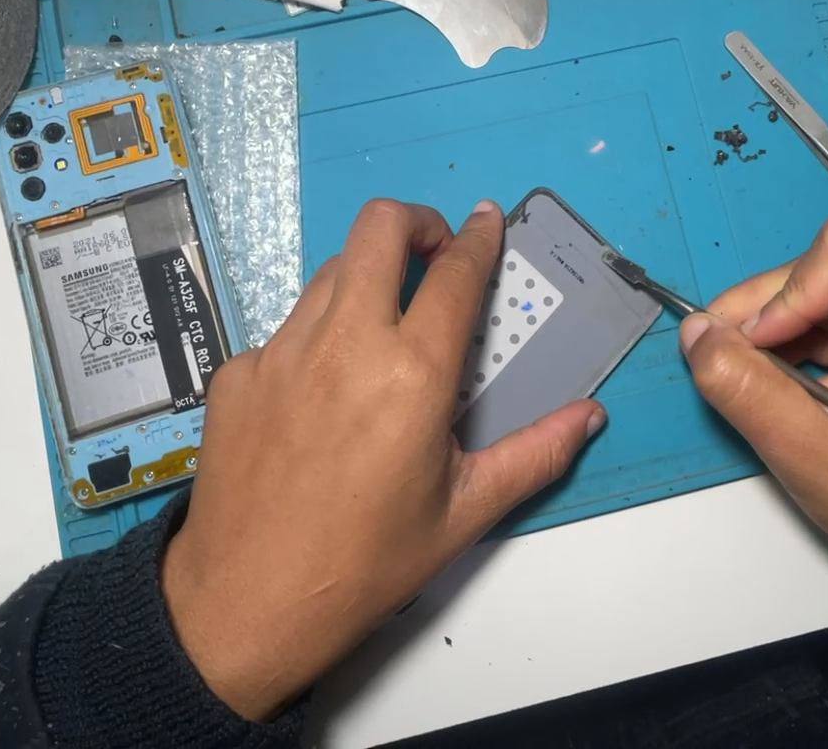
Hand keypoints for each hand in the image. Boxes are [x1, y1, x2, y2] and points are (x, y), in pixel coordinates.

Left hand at [162, 199, 606, 719]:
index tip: (487, 219)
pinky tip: (319, 395)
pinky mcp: (237, 370)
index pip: (455, 274)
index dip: (478, 237)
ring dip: (368, 276)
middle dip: (415, 222)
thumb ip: (536, 454)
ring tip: (381, 326)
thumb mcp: (464, 512)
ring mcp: (280, 349)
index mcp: (411, 373)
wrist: (244, 608)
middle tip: (432, 253)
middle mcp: (344, 342)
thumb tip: (590, 415)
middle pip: (378, 227)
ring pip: (331, 270)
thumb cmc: (368, 562)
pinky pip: (288, 328)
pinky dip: (318, 337)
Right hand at [681, 217, 827, 571]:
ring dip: (775, 322)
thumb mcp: (809, 455)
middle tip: (727, 353)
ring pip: (824, 285)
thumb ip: (744, 389)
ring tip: (752, 370)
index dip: (786, 292)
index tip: (754, 344)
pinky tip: (779, 371)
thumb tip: (694, 331)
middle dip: (768, 308)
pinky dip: (793, 335)